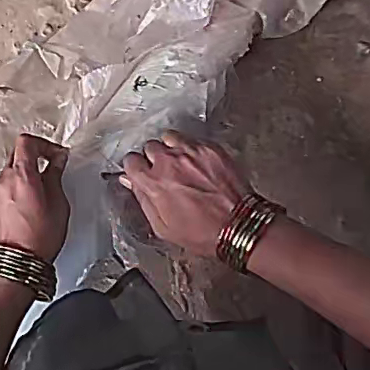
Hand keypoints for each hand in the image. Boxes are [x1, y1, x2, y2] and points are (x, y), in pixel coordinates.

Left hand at [0, 134, 69, 261]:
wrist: (20, 259)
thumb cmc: (39, 236)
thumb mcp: (58, 202)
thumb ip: (55, 175)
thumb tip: (57, 160)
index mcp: (22, 174)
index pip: (26, 142)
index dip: (44, 144)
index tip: (56, 155)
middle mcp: (5, 179)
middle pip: (18, 153)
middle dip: (36, 156)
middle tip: (53, 166)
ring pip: (12, 169)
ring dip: (28, 172)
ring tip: (44, 187)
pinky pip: (8, 184)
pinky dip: (19, 185)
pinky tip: (32, 199)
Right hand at [119, 131, 251, 254]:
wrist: (239, 226)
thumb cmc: (202, 232)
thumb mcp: (162, 227)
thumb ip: (142, 199)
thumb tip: (130, 181)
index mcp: (153, 183)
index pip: (130, 161)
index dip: (135, 168)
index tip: (140, 172)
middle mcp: (169, 163)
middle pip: (149, 147)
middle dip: (153, 158)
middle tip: (164, 171)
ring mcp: (190, 153)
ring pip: (169, 137)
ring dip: (170, 148)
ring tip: (179, 162)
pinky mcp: (210, 149)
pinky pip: (192, 139)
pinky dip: (190, 148)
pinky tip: (196, 163)